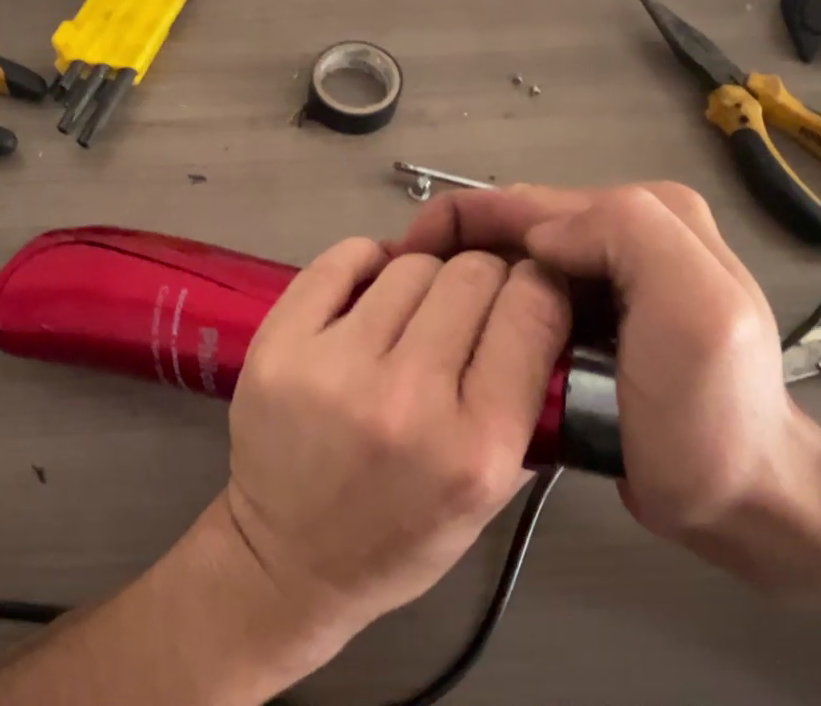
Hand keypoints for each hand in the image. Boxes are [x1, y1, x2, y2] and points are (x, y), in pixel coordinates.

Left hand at [219, 239, 573, 637]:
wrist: (286, 560)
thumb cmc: (398, 538)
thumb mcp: (490, 496)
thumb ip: (524, 405)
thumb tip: (542, 309)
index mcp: (477, 445)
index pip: (532, 311)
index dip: (538, 288)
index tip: (526, 293)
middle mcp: (408, 398)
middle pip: (472, 276)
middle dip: (484, 280)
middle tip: (467, 305)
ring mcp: (334, 367)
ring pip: (411, 264)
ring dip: (423, 276)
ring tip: (414, 309)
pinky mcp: (279, 345)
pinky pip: (341, 260)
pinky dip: (367, 261)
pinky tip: (371, 285)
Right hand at [393, 183, 820, 590]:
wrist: (740, 502)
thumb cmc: (711, 411)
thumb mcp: (693, 308)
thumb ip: (625, 235)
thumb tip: (538, 235)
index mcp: (647, 216)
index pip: (528, 201)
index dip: (459, 220)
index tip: (400, 259)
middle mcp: (623, 238)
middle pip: (514, 230)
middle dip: (455, 252)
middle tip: (400, 295)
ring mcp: (605, 285)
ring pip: (513, 268)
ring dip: (466, 284)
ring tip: (417, 317)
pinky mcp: (587, 327)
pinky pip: (522, 306)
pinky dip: (488, 316)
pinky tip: (459, 342)